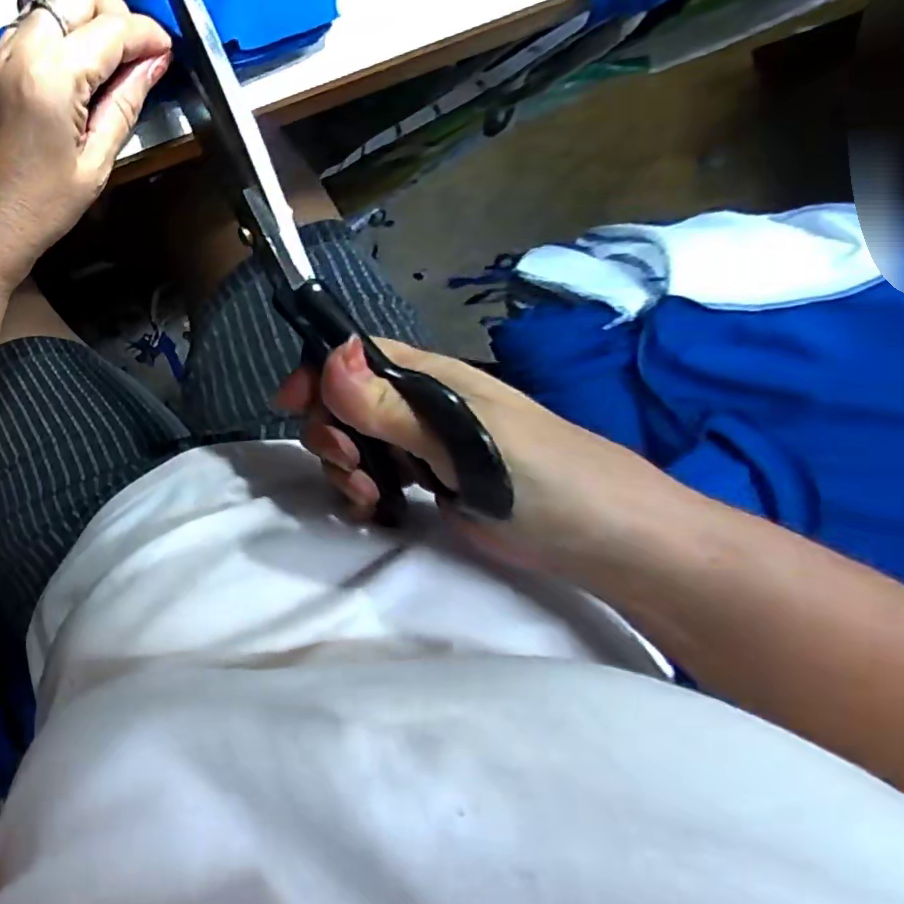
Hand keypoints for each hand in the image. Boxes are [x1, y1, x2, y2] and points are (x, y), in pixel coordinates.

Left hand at [0, 0, 172, 291]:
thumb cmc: (35, 214)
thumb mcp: (92, 165)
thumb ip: (125, 105)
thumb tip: (153, 64)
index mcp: (50, 78)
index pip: (112, 27)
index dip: (147, 35)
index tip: (163, 53)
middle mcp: (19, 55)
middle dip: (112, 12)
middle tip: (130, 55)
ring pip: (49, 3)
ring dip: (82, 21)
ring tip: (102, 69)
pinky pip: (28, 30)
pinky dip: (56, 37)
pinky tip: (71, 78)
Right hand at [275, 338, 672, 575]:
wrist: (613, 546)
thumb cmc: (550, 482)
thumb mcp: (467, 442)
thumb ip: (393, 407)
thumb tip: (332, 356)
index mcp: (433, 380)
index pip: (354, 357)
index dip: (316, 374)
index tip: (290, 408)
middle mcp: (419, 406)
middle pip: (340, 402)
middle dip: (330, 434)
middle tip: (356, 465)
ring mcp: (420, 445)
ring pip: (350, 441)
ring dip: (344, 468)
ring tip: (373, 496)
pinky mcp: (424, 481)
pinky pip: (368, 474)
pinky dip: (359, 491)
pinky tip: (376, 509)